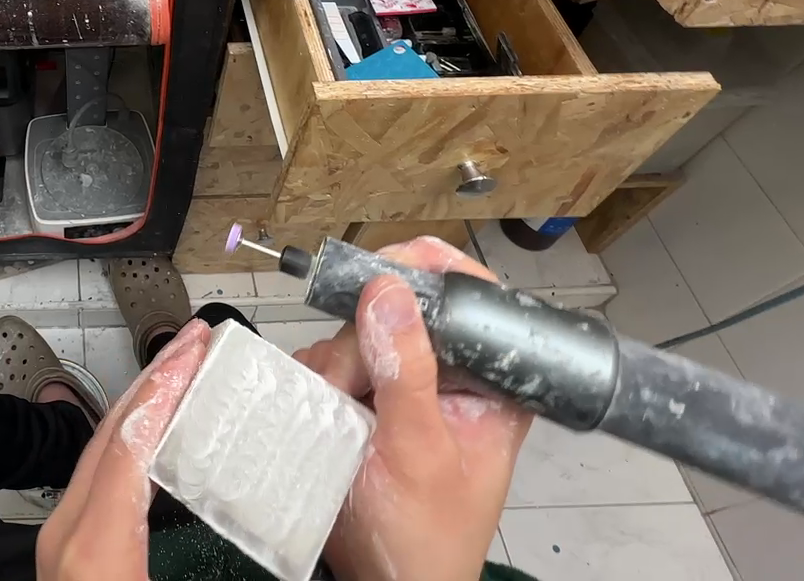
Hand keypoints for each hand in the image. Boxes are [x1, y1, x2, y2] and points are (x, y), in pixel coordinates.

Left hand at [36, 321, 211, 579]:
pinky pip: (100, 471)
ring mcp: (61, 531)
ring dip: (144, 401)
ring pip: (102, 445)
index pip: (129, 443)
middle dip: (155, 377)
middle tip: (193, 341)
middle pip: (112, 429)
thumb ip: (200, 546)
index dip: (163, 388)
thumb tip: (265, 537)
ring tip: (182, 370)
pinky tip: (159, 429)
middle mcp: (67, 528)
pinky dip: (133, 437)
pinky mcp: (66, 540)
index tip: (192, 349)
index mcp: (93, 546)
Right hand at [294, 237, 532, 580]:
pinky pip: (325, 357)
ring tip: (342, 417)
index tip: (385, 268)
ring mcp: (396, 381)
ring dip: (335, 368)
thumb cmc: (421, 535)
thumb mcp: (419, 451)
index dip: (434, 270)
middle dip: (362, 342)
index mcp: (487, 381)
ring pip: (352, 332)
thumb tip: (389, 288)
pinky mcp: (358, 392)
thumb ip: (406, 371)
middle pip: (396, 308)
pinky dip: (316, 379)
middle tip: (354, 388)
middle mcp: (441, 371)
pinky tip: (325, 412)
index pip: (473, 299)